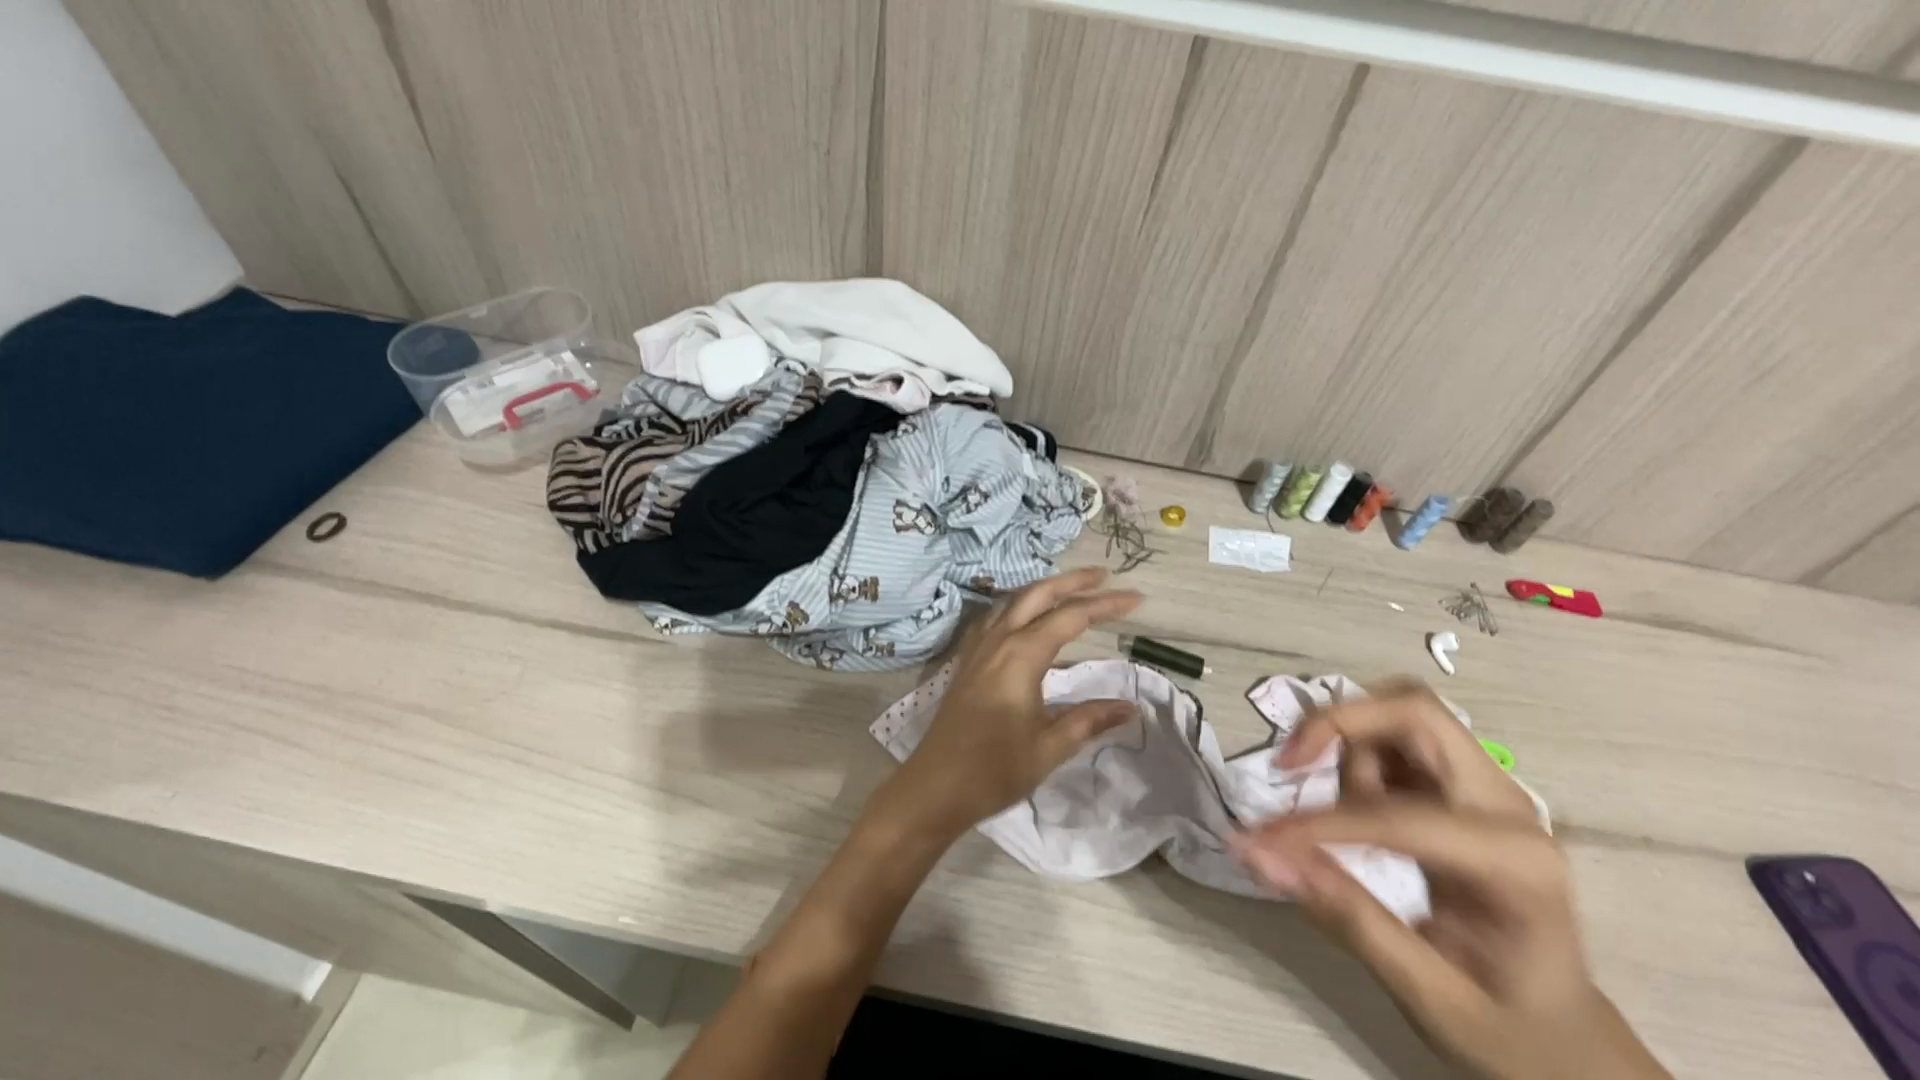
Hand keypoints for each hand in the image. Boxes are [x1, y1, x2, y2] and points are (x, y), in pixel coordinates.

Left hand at [872, 566, 1141, 842]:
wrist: (934, 789)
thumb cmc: (994, 770)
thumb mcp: (1050, 747)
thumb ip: (1089, 720)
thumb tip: (1130, 707)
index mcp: (1021, 656)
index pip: (1071, 617)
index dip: (1105, 605)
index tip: (1136, 599)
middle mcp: (997, 643)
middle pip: (1036, 595)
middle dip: (1071, 581)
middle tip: (1103, 575)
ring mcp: (977, 651)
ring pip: (1011, 604)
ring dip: (1042, 591)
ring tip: (1069, 591)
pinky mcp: (966, 665)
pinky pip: (994, 621)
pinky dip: (1016, 609)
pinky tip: (1024, 622)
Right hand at [1234, 683, 1670, 1079]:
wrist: (1567, 1040)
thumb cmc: (1507, 1030)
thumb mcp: (1426, 994)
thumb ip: (1347, 917)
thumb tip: (1260, 855)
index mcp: (1514, 864)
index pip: (1398, 817)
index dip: (1318, 824)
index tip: (1257, 841)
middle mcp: (1509, 807)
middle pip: (1416, 712)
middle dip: (1338, 724)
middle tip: (1288, 766)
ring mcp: (1492, 792)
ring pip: (1404, 716)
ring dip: (1350, 746)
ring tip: (1335, 820)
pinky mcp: (1468, 792)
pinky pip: (1402, 741)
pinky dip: (1360, 755)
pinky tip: (1353, 814)